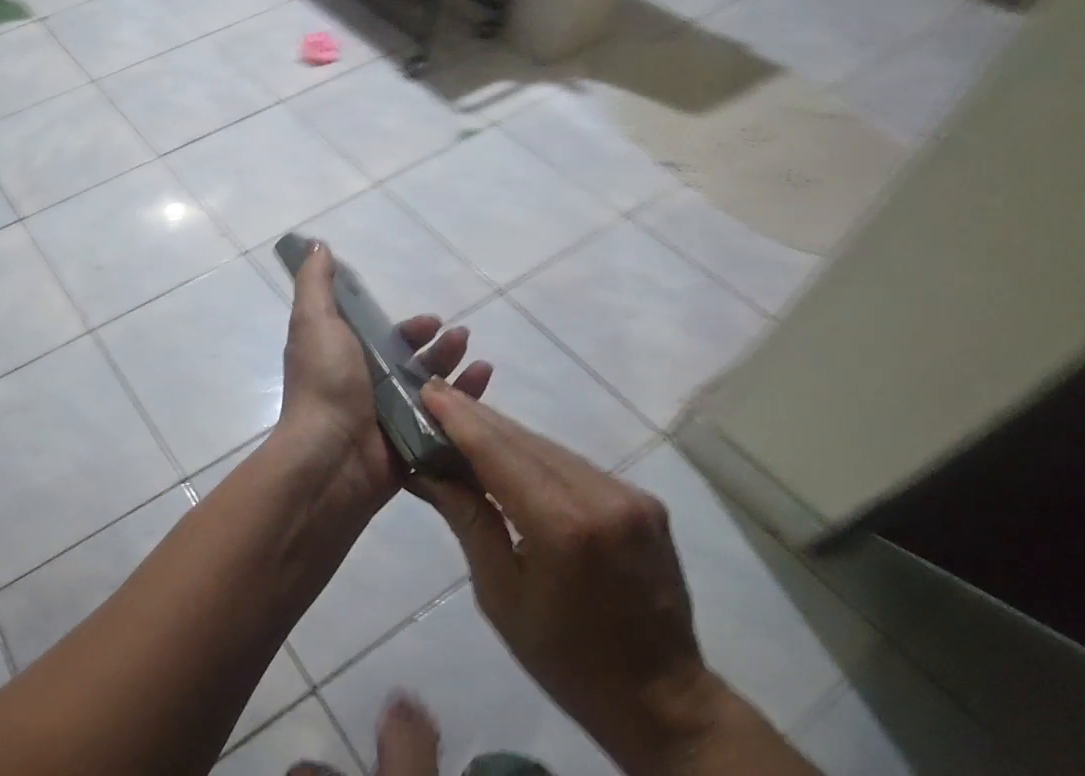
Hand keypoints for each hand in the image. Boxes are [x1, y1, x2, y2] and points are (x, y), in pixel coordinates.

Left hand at [276, 242, 492, 512]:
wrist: (331, 459)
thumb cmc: (324, 384)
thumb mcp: (314, 322)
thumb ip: (316, 285)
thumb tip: (316, 245)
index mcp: (342, 358)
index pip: (381, 338)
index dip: (409, 328)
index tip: (432, 321)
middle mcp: (365, 387)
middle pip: (412, 363)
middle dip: (439, 348)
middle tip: (461, 338)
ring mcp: (388, 420)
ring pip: (432, 391)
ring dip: (456, 371)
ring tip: (478, 363)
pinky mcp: (411, 448)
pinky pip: (445, 423)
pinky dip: (466, 404)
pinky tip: (483, 386)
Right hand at [413, 380, 730, 775]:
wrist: (659, 696)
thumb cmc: (563, 656)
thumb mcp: (499, 593)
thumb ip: (468, 519)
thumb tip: (425, 469)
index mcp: (564, 527)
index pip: (499, 453)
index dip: (460, 419)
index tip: (428, 390)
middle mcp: (603, 498)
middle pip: (525, 442)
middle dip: (478, 420)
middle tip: (435, 399)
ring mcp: (630, 497)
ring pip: (551, 448)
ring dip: (505, 435)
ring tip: (461, 424)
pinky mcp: (644, 503)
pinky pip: (576, 466)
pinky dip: (537, 457)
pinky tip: (508, 456)